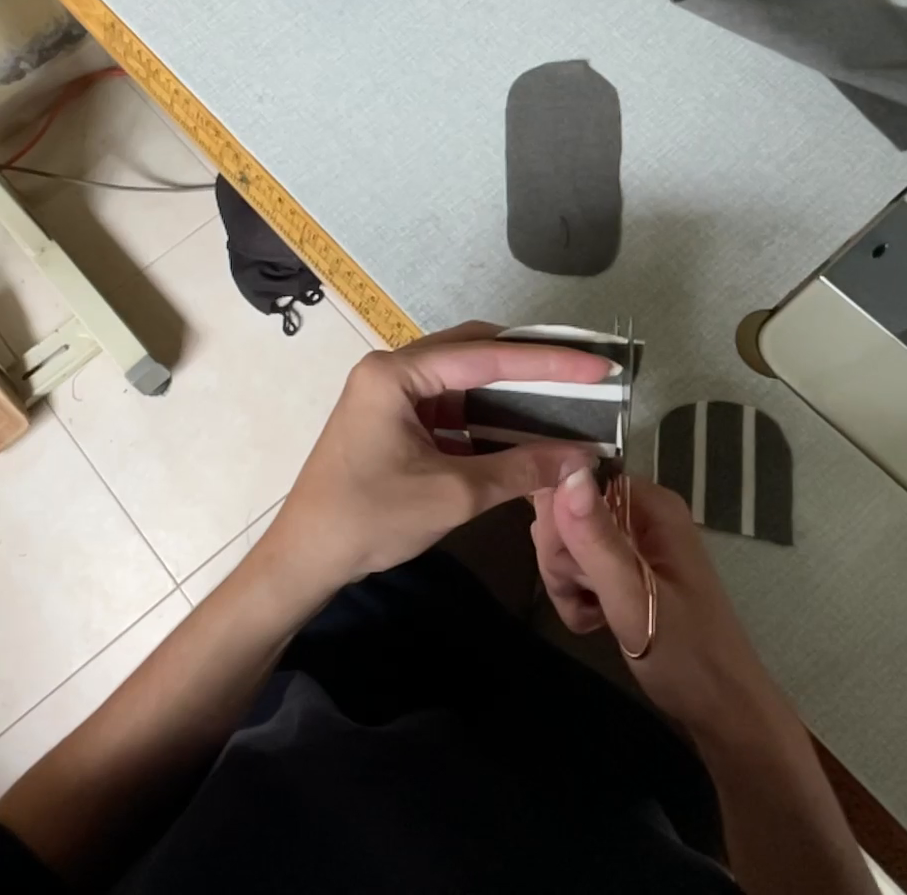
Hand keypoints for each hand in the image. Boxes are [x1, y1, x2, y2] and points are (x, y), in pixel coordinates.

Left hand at [262, 322, 610, 591]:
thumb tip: (582, 457)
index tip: (599, 364)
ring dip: (507, 391)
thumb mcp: (453, 493)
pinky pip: (446, 405)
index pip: (485, 356)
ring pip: (459, 379)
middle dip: (529, 363)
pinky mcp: (390, 419)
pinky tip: (520, 430)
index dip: (549, 361)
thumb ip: (521, 468)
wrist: (306, 555)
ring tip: (562, 398)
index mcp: (394, 374)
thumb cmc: (370, 518)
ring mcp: (387, 394)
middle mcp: (389, 371)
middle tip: (583, 374)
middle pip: (471, 352)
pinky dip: (482, 416)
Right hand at [531, 470, 792, 739]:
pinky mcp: (620, 568)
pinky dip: (573, 594)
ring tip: (595, 612)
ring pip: (561, 541)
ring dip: (564, 580)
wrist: (721, 711)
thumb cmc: (686, 655)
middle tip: (585, 592)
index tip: (568, 564)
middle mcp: (638, 514)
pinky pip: (571, 565)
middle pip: (561, 511)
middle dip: (560, 557)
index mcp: (650, 505)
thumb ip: (595, 537)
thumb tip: (566, 470)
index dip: (556, 519)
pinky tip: (593, 619)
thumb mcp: (633, 598)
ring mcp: (629, 542)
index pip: (571, 481)